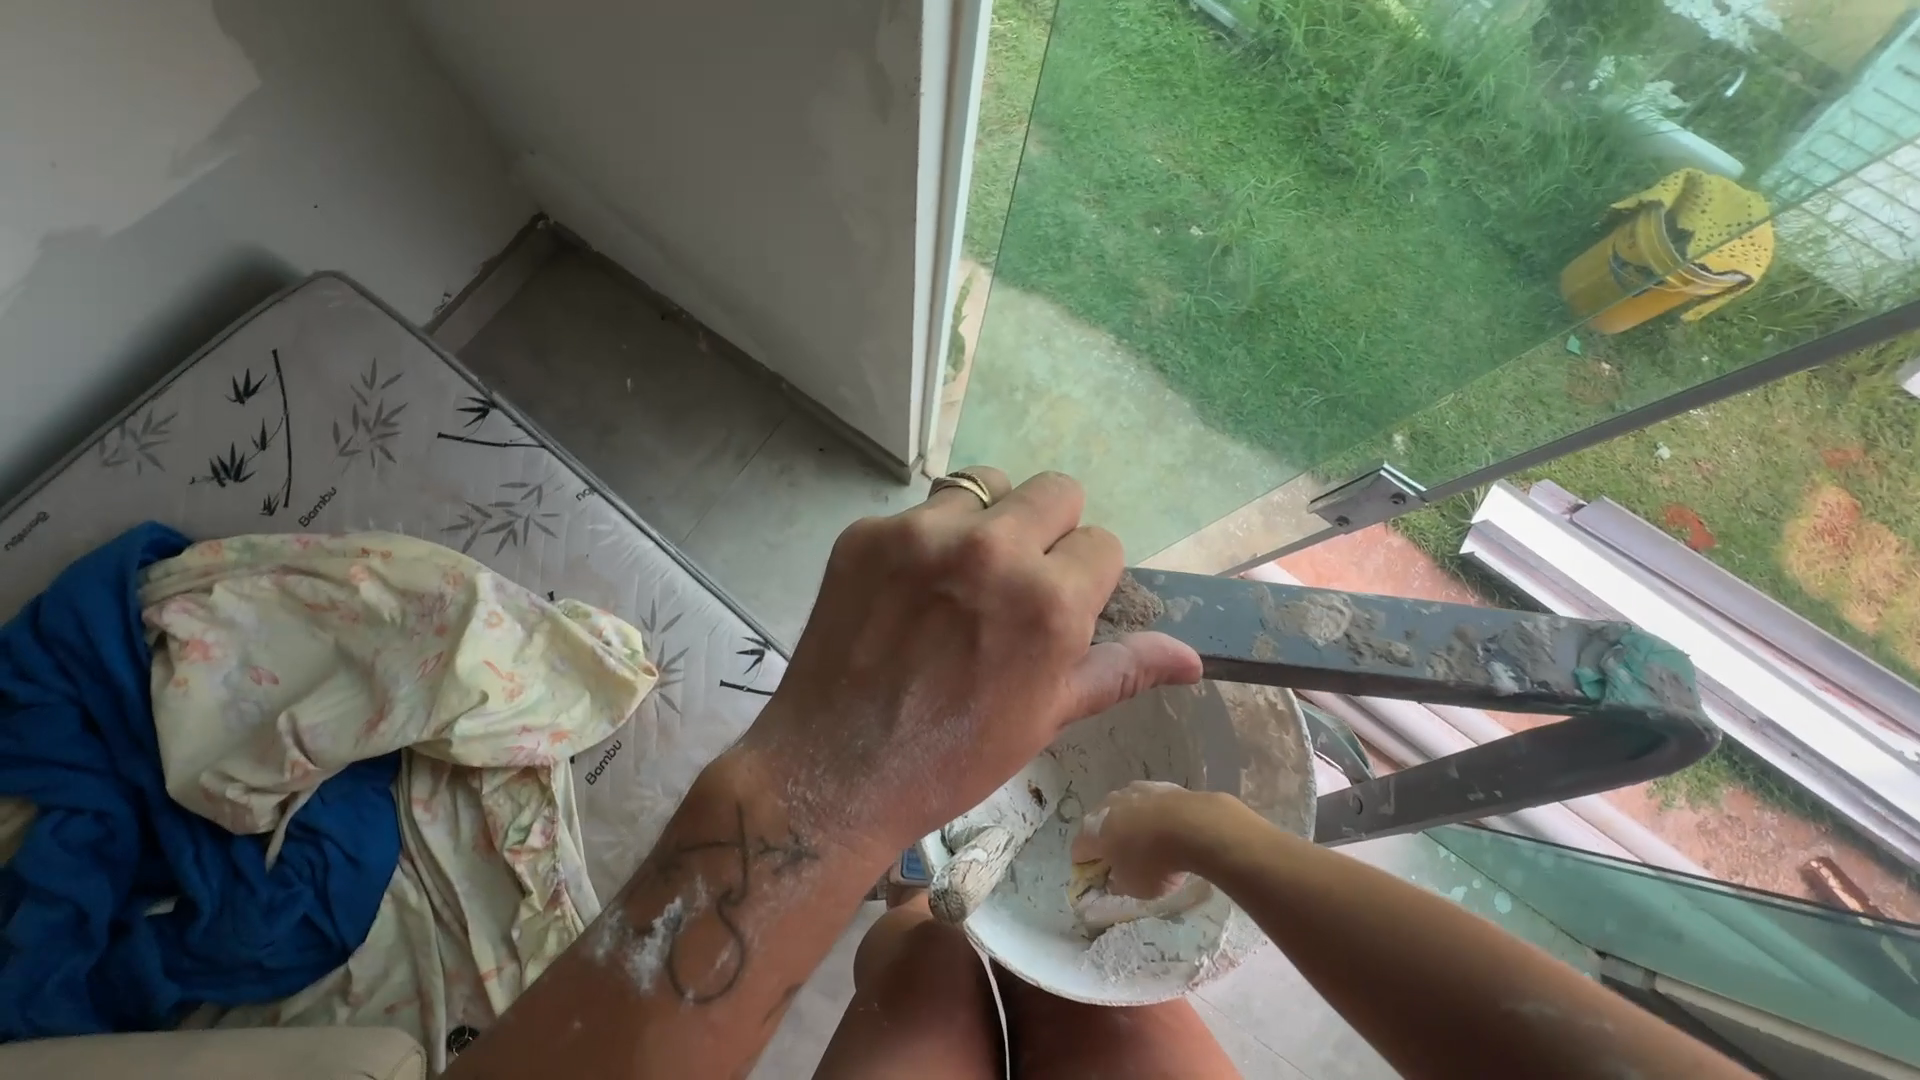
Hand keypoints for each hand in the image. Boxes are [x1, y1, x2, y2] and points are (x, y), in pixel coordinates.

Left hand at [741, 468, 1201, 858]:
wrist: (836, 772)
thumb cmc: (953, 757)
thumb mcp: (1047, 717)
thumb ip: (1121, 670)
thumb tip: (1193, 656)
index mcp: (1049, 601)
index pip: (1102, 544)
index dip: (1088, 577)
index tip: (1061, 606)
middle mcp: (991, 550)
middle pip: (1055, 489)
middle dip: (1051, 530)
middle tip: (1020, 580)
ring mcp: (921, 534)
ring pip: (986, 486)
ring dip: (991, 521)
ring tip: (965, 575)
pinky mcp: (867, 533)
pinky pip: (921, 510)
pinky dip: (929, 538)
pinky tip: (911, 589)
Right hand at [1072, 781, 1242, 897]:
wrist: (1193, 826)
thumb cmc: (1155, 863)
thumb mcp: (1135, 888)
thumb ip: (1118, 884)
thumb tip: (1113, 880)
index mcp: (1093, 831)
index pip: (1078, 850)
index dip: (1086, 866)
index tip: (1100, 879)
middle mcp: (1106, 805)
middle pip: (1099, 826)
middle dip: (1108, 843)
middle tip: (1124, 862)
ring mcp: (1132, 790)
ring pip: (1124, 810)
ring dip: (1130, 825)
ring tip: (1150, 844)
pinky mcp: (1157, 785)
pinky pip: (1148, 804)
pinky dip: (1152, 816)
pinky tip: (1168, 829)